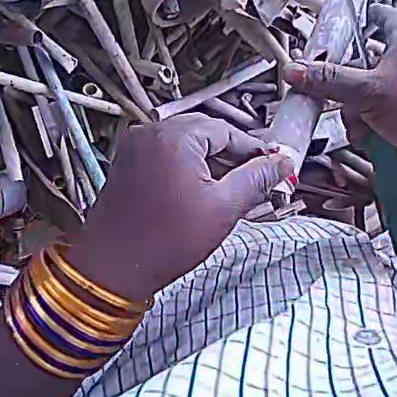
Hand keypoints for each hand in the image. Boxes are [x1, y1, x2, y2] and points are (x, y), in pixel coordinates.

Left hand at [62, 114, 293, 300]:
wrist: (114, 264)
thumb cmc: (164, 240)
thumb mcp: (223, 207)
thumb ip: (256, 179)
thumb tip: (281, 163)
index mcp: (174, 136)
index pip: (227, 131)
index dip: (254, 150)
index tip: (274, 167)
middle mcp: (150, 132)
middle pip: (205, 133)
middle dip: (233, 156)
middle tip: (257, 180)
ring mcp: (135, 146)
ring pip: (185, 143)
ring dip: (210, 162)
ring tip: (232, 191)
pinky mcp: (127, 162)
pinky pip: (165, 153)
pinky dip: (187, 166)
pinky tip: (203, 191)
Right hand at [285, 4, 396, 185]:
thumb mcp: (369, 91)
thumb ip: (329, 80)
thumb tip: (295, 69)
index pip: (386, 18)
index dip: (368, 16)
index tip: (353, 16)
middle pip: (364, 64)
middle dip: (345, 82)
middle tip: (330, 89)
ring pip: (366, 93)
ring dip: (355, 111)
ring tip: (358, 123)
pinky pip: (374, 117)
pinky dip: (366, 126)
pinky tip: (368, 136)